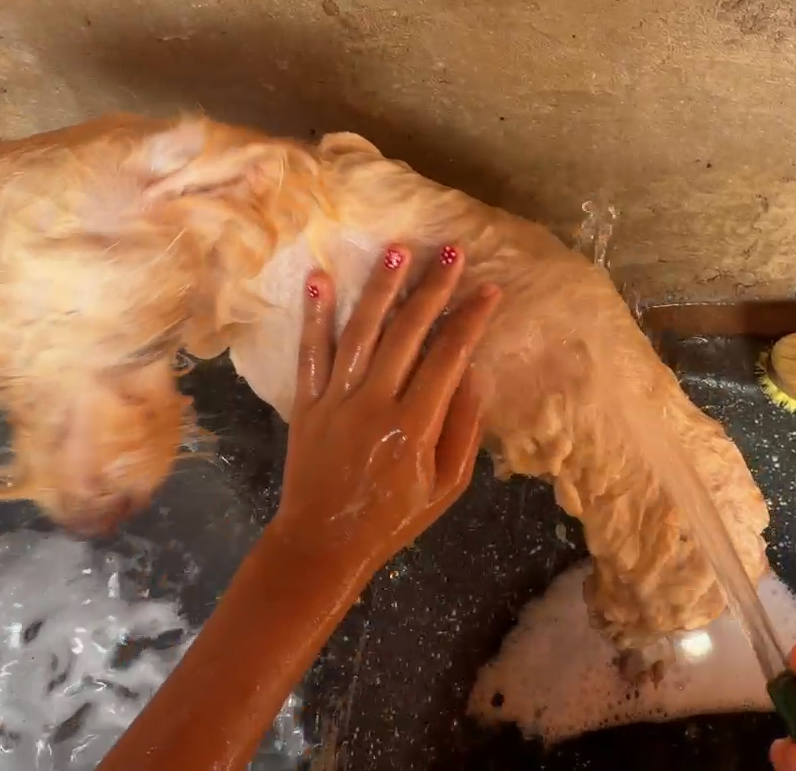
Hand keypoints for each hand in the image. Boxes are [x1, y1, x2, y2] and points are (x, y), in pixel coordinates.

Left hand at [266, 244, 500, 573]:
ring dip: (381, 288)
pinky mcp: (306, 402)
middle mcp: (374, 402)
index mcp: (414, 424)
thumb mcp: (448, 485)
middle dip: (433, 288)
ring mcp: (335, 399)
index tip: (489, 290)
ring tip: (397, 251)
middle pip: (407, 333)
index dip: (471, 319)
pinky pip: (310, 353)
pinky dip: (314, 315)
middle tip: (451, 251)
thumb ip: (464, 427)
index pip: (449, 356)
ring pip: (360, 332)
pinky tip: (318, 278)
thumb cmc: (395, 516)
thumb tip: (474, 372)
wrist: (322, 544)